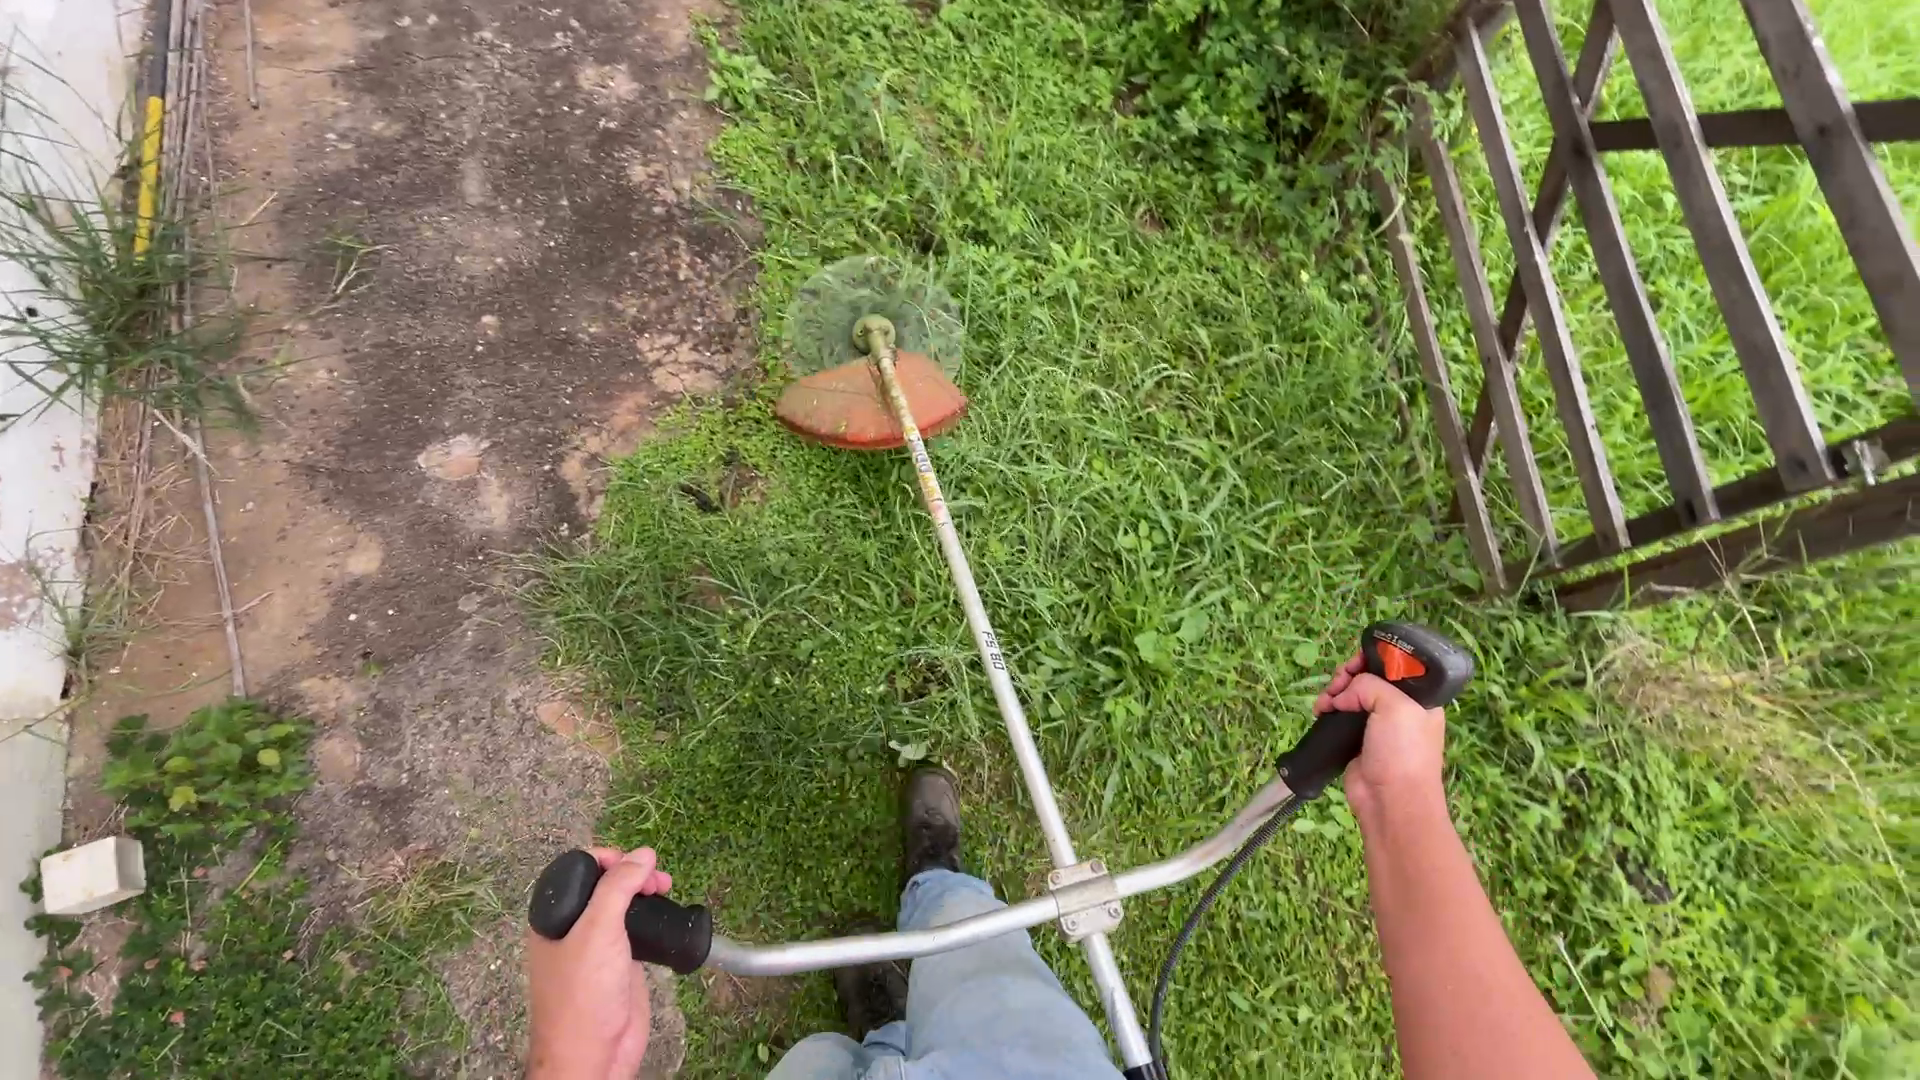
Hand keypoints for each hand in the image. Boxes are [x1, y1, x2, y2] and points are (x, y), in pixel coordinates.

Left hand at [526, 847, 674, 1079]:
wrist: (593, 1056)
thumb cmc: (585, 993)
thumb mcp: (598, 931)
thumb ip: (618, 888)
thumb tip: (644, 853)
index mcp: (552, 918)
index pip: (578, 869)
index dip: (609, 859)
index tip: (636, 866)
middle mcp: (572, 927)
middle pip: (604, 883)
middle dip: (633, 872)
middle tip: (658, 881)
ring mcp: (597, 946)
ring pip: (622, 902)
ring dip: (645, 889)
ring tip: (666, 890)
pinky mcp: (620, 962)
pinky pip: (635, 926)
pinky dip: (651, 913)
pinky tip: (664, 914)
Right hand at [1313, 654, 1446, 823]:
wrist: (1390, 799)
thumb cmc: (1402, 751)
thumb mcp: (1396, 706)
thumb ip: (1368, 685)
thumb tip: (1342, 695)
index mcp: (1419, 699)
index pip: (1394, 667)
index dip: (1373, 660)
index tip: (1356, 663)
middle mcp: (1399, 709)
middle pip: (1368, 678)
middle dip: (1348, 675)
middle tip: (1338, 683)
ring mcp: (1376, 724)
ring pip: (1350, 694)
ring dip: (1334, 691)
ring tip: (1326, 701)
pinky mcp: (1355, 737)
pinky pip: (1339, 713)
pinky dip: (1327, 707)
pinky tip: (1320, 710)